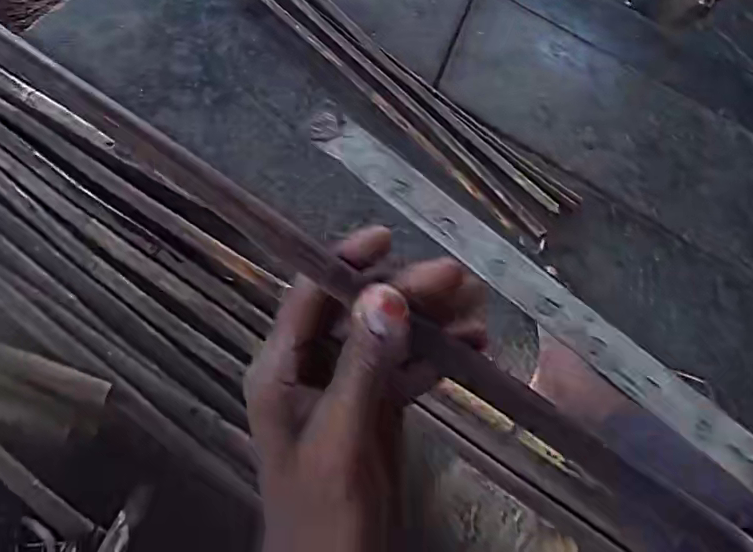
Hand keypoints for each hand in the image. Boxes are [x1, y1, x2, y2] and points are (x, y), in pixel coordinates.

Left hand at [244, 226, 488, 551]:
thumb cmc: (323, 517)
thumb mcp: (342, 437)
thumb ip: (363, 365)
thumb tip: (385, 294)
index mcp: (279, 365)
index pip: (308, 295)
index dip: (342, 260)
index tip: (384, 235)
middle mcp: (306, 366)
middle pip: (352, 313)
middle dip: (400, 292)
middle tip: (454, 275)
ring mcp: (340, 388)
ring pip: (381, 339)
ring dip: (424, 321)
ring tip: (473, 304)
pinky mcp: (370, 411)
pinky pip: (400, 372)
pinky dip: (433, 359)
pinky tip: (472, 348)